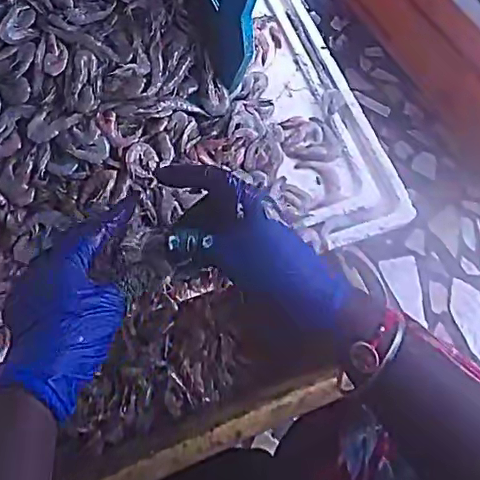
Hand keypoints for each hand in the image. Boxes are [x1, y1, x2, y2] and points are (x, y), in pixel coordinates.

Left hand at [0, 197, 131, 421]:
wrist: (40, 375)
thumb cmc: (75, 337)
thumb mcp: (108, 307)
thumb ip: (115, 285)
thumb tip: (115, 280)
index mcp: (65, 260)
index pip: (93, 232)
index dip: (113, 219)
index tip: (128, 205)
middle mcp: (42, 267)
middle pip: (71, 245)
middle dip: (93, 240)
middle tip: (111, 234)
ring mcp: (27, 286)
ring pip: (56, 265)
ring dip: (76, 264)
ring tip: (94, 264)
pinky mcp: (20, 306)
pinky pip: (44, 285)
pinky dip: (60, 285)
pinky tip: (71, 295)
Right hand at [157, 164, 352, 332]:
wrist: (318, 304)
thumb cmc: (276, 270)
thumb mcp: (231, 253)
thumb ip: (199, 244)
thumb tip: (172, 241)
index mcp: (246, 201)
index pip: (211, 177)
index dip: (184, 174)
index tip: (160, 176)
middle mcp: (249, 211)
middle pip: (210, 203)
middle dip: (186, 218)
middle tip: (169, 237)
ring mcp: (254, 233)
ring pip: (216, 226)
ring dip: (196, 238)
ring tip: (180, 256)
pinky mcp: (258, 254)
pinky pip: (225, 245)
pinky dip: (208, 252)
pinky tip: (198, 267)